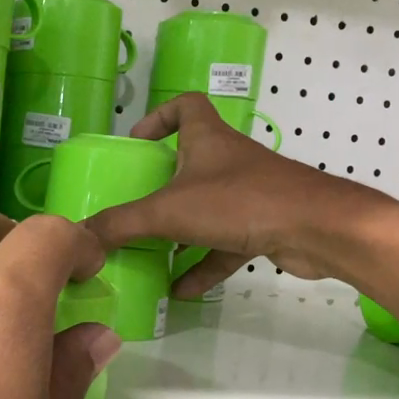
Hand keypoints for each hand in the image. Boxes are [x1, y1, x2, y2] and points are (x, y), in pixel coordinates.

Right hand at [85, 93, 394, 296]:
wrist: (319, 229)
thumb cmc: (240, 201)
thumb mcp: (169, 211)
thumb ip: (122, 223)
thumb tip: (80, 235)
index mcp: (207, 140)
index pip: (186, 106)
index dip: (160, 117)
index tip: (137, 143)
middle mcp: (228, 161)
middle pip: (191, 163)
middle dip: (162, 186)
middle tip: (133, 207)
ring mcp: (249, 195)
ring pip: (206, 209)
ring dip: (180, 232)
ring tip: (150, 256)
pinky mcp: (264, 226)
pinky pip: (224, 245)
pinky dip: (203, 265)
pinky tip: (180, 292)